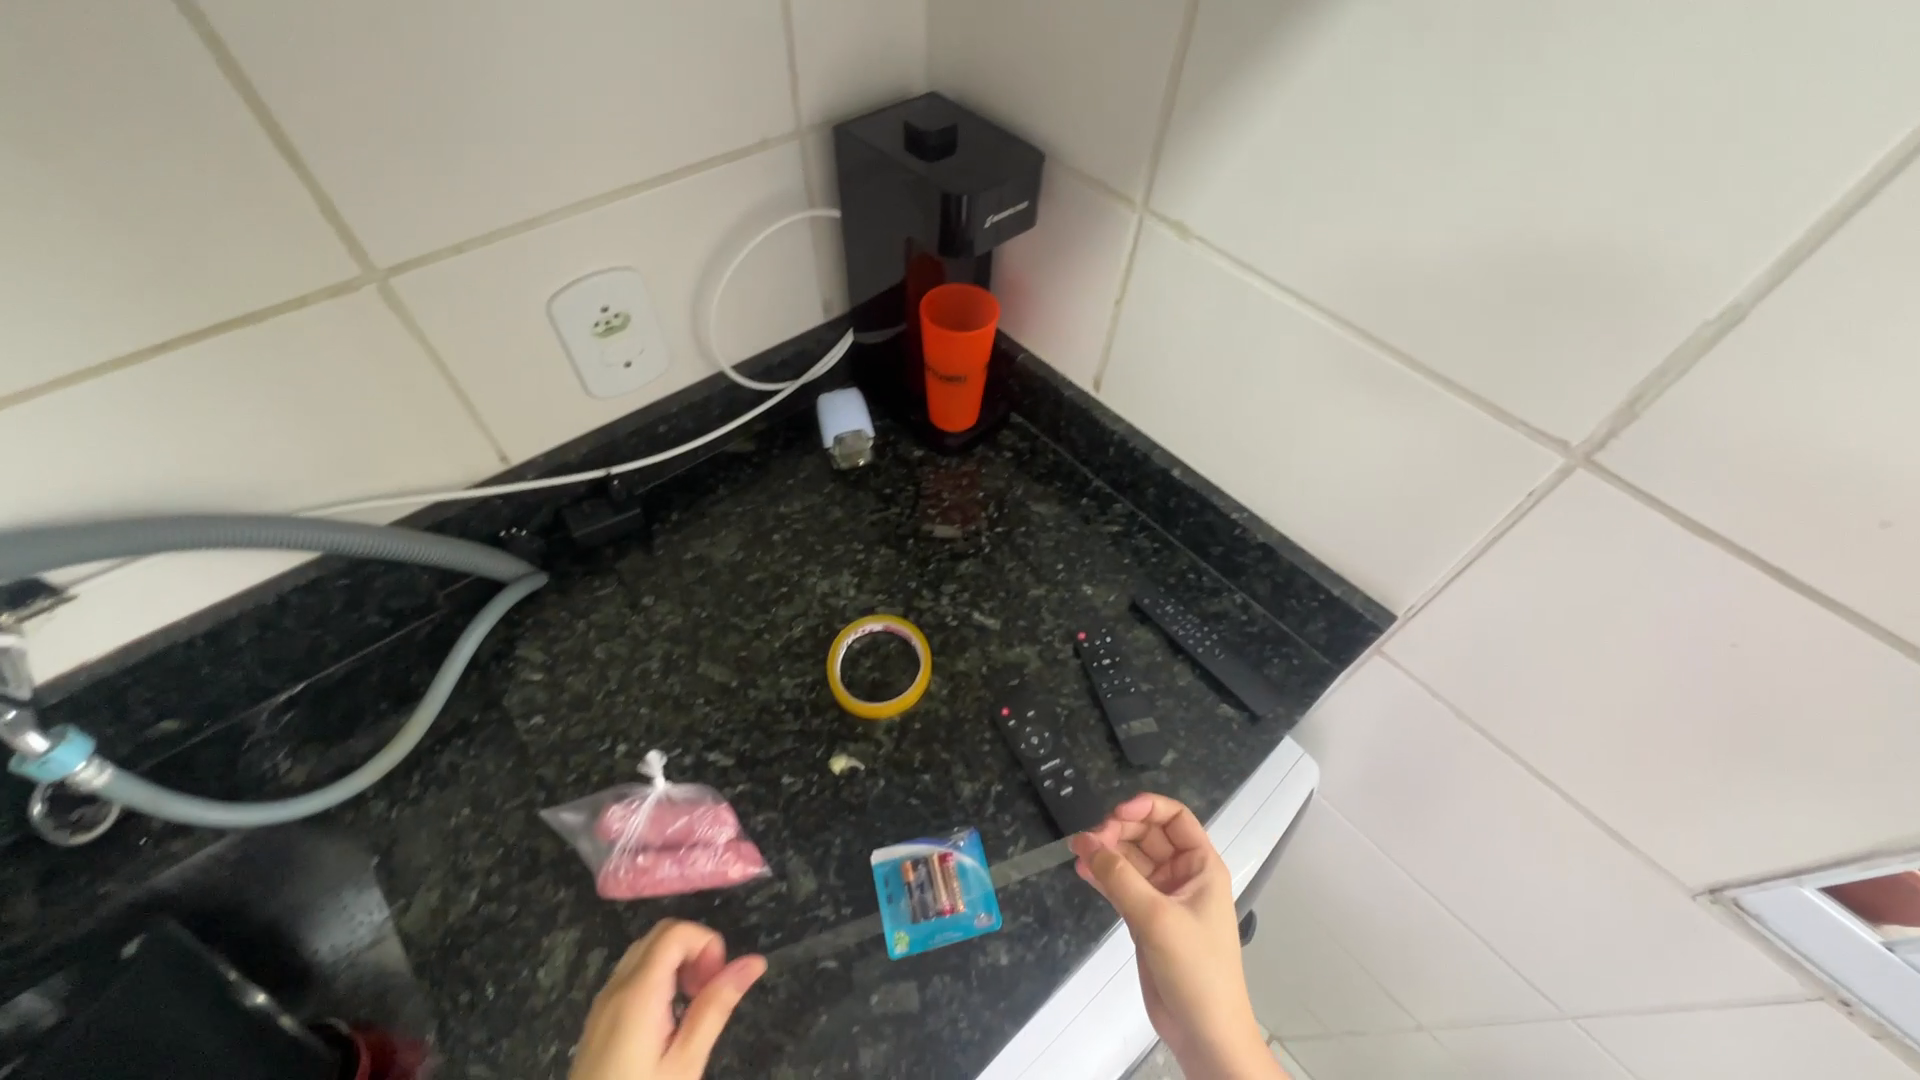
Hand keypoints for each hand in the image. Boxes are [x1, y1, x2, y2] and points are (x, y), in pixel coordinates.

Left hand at [571, 919, 766, 1079]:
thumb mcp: (686, 1062)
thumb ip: (717, 1006)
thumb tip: (755, 961)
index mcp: (639, 992)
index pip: (676, 931)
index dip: (706, 944)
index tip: (717, 982)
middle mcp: (616, 986)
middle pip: (661, 935)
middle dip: (694, 950)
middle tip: (709, 992)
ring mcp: (603, 1001)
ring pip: (645, 951)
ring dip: (677, 962)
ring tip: (692, 1005)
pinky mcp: (598, 1018)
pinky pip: (632, 974)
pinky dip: (658, 977)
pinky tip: (668, 1018)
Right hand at [1070, 794, 1283, 1079]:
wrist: (1204, 1031)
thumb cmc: (1195, 968)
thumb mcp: (1157, 918)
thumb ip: (1120, 878)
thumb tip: (1086, 844)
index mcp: (1202, 866)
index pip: (1176, 818)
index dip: (1146, 807)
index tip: (1115, 815)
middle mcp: (1183, 876)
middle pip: (1148, 835)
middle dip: (1119, 831)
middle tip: (1089, 841)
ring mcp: (1163, 897)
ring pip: (1131, 860)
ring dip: (1106, 852)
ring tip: (1077, 851)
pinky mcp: (1145, 919)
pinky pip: (1121, 885)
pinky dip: (1103, 875)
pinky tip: (1082, 870)